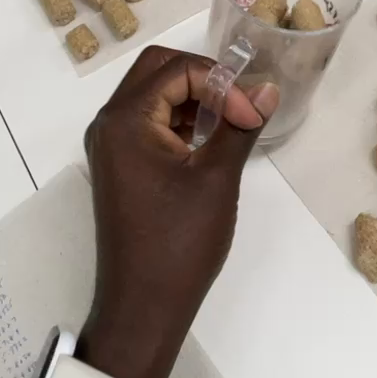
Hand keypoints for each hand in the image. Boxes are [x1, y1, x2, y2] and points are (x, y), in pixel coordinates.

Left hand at [78, 46, 278, 377]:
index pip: (176, 69)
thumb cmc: (179, 242)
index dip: (219, 82)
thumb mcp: (217, 178)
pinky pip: (147, 120)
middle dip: (201, 76)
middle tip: (236, 101)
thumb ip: (240, 126)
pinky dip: (177, 118)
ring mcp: (109, 144)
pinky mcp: (118, 163)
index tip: (250, 114)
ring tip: (228, 120)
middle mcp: (109, 123)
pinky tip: (206, 139)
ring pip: (150, 92)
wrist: (142, 308)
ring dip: (190, 96)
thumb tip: (267, 88)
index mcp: (125, 119)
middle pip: (156, 69)